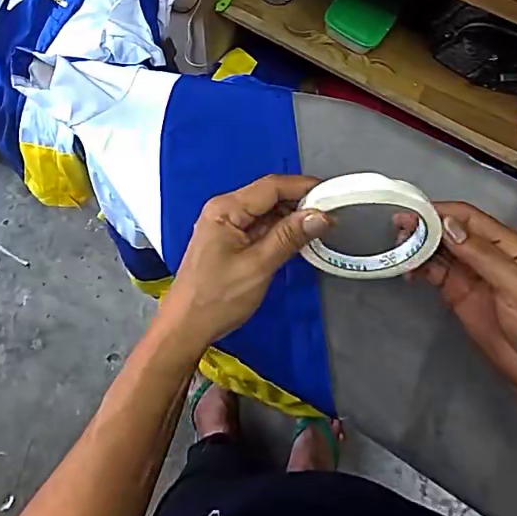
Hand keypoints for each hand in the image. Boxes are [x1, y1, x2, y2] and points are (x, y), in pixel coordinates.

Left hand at [159, 175, 330, 347]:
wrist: (185, 330)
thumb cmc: (215, 300)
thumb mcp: (258, 266)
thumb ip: (290, 237)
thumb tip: (321, 215)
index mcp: (226, 209)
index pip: (272, 186)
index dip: (304, 187)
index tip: (331, 194)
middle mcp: (225, 210)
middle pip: (270, 195)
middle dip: (301, 202)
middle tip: (330, 214)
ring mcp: (227, 224)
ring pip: (268, 210)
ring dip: (293, 217)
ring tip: (319, 227)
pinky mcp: (231, 239)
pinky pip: (262, 225)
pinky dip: (282, 230)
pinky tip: (299, 239)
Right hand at [404, 202, 516, 394]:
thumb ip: (483, 256)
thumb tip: (449, 225)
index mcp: (506, 244)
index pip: (468, 218)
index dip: (441, 212)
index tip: (414, 213)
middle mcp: (485, 253)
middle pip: (449, 231)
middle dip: (424, 227)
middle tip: (399, 230)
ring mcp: (471, 274)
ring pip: (439, 251)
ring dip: (419, 246)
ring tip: (398, 249)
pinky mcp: (459, 296)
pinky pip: (436, 274)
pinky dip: (420, 269)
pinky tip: (408, 270)